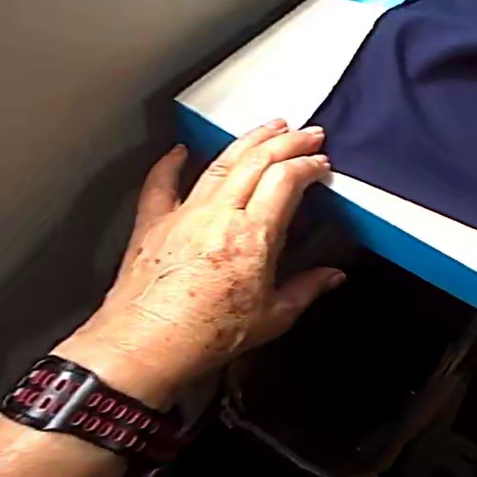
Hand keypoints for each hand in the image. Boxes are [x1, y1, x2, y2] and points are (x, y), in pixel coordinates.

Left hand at [55, 121, 344, 406]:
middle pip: (257, 161)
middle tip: (306, 134)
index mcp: (252, 237)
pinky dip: (172, 163)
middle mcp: (218, 215)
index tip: (320, 164)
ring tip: (267, 129)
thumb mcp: (272, 318)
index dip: (308, 165)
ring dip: (247, 141)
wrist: (146, 346)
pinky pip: (162, 181)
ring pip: (220, 162)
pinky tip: (180, 151)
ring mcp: (184, 214)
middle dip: (287, 141)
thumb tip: (330, 277)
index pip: (286, 180)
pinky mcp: (154, 222)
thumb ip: (306, 290)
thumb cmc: (205, 336)